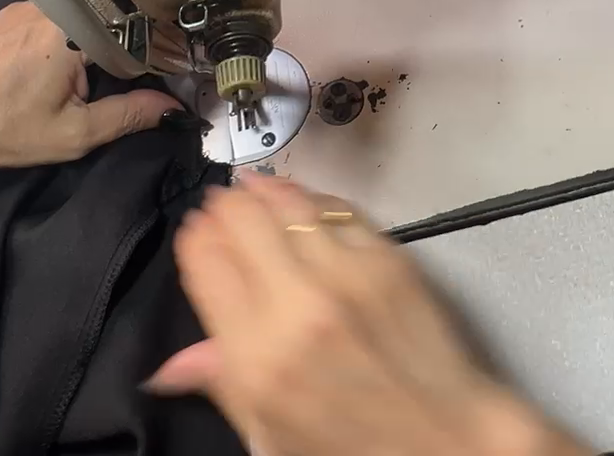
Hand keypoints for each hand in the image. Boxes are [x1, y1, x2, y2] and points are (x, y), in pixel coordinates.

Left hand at [0, 2, 180, 188]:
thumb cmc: (2, 133)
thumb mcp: (73, 133)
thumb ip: (128, 115)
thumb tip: (173, 106)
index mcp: (69, 31)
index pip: (132, 28)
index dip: (153, 49)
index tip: (166, 68)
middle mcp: (49, 7)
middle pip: (107, 16)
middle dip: (123, 44)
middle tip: (130, 76)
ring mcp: (26, 5)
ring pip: (82, 14)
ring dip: (95, 38)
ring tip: (96, 71)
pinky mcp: (9, 12)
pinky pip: (57, 14)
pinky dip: (70, 33)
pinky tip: (61, 63)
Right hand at [151, 175, 587, 455]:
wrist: (447, 439)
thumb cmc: (351, 448)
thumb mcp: (272, 439)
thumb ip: (223, 384)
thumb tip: (166, 366)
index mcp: (258, 356)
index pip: (207, 263)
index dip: (195, 237)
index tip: (195, 231)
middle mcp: (298, 302)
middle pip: (243, 219)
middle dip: (225, 205)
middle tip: (222, 203)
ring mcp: (347, 272)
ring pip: (289, 201)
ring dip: (264, 188)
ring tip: (252, 184)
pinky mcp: (387, 255)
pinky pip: (337, 207)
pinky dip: (311, 197)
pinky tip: (300, 198)